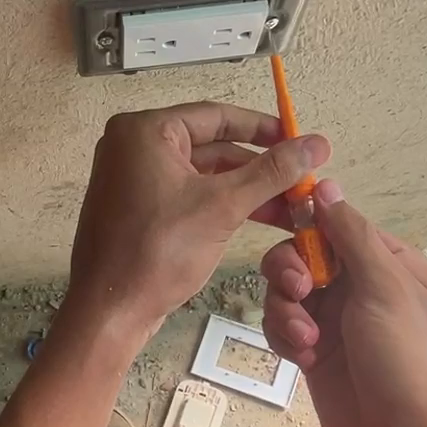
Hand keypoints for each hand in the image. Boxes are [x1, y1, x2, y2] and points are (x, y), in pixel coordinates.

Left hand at [66, 102, 328, 338]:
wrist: (111, 309)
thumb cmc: (154, 253)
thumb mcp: (223, 206)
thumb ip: (272, 172)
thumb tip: (315, 145)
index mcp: (144, 132)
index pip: (216, 116)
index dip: (263, 128)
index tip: (298, 140)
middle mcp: (133, 148)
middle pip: (211, 146)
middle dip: (259, 167)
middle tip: (300, 179)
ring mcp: (133, 180)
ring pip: (203, 175)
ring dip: (245, 190)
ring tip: (290, 207)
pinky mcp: (139, 209)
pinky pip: (188, 196)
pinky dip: (221, 205)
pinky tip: (258, 218)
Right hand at [260, 180, 426, 426]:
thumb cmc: (408, 362)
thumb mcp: (386, 290)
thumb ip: (352, 236)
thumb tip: (326, 184)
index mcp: (391, 264)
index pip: (338, 222)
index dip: (303, 216)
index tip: (265, 212)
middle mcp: (362, 288)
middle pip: (304, 256)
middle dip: (290, 272)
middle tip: (298, 292)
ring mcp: (337, 323)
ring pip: (286, 293)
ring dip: (286, 313)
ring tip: (306, 342)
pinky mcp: (315, 355)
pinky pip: (283, 328)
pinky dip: (285, 339)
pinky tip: (302, 360)